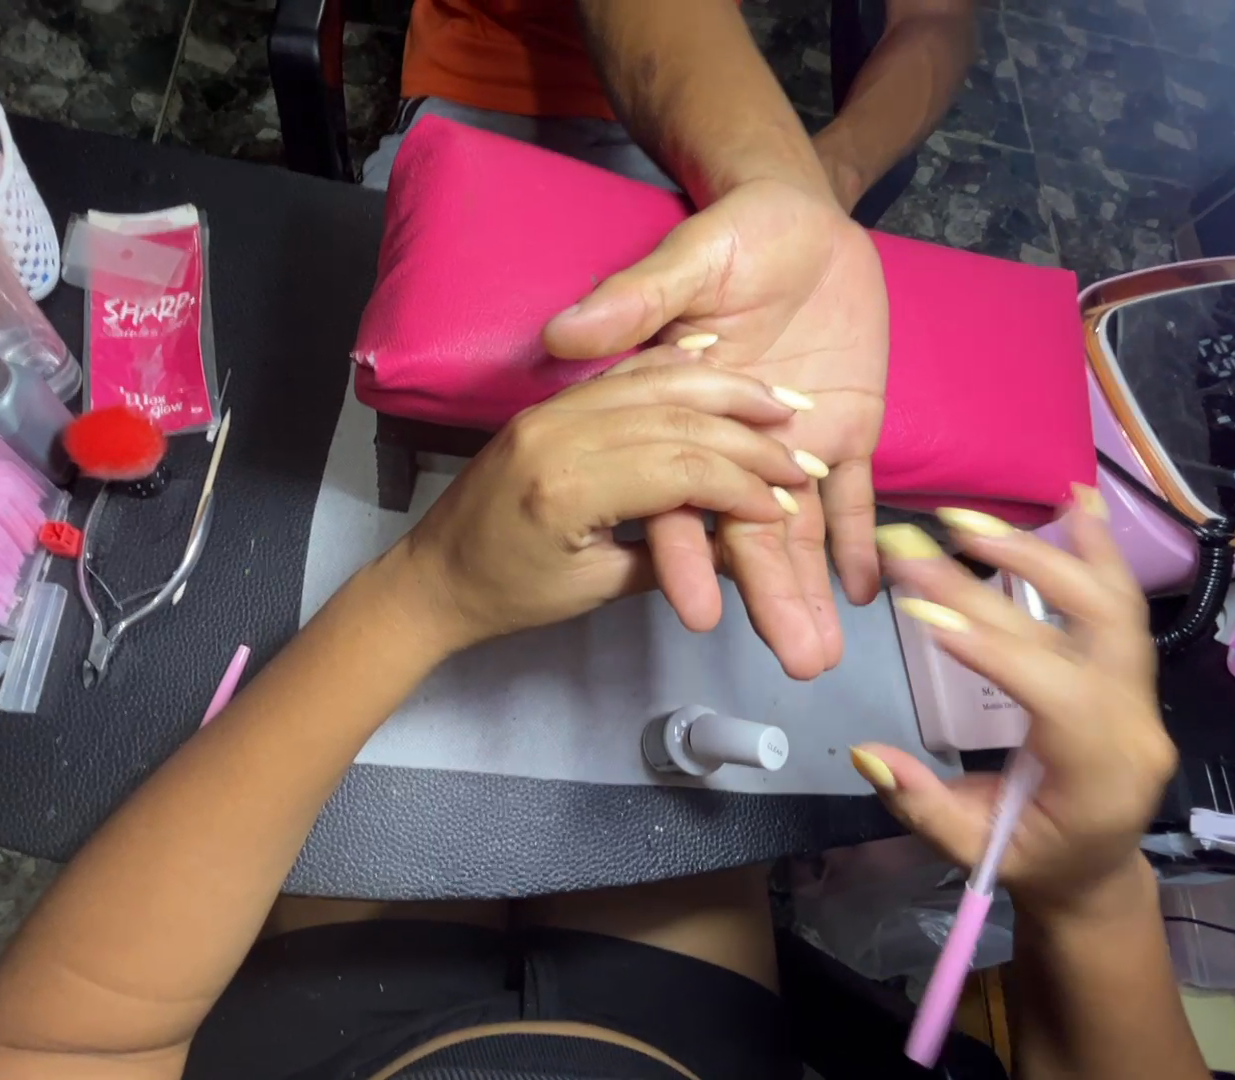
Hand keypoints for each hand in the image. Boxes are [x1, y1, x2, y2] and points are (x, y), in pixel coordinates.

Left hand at [388, 365, 809, 655]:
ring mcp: (548, 411)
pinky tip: (711, 367)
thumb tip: (739, 545)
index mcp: (570, 488)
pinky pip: (618, 376)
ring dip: (721, 390)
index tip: (785, 504)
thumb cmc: (510, 597)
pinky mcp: (544, 406)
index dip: (743, 485)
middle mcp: (559, 433)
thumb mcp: (594, 588)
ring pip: (652, 384)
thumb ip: (669, 558)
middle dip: (747, 436)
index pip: (682, 467)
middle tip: (800, 454)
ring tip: (778, 403)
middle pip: (676, 418)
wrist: (434, 575)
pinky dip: (670, 370)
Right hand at [543, 178, 887, 678]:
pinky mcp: (843, 433)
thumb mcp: (686, 261)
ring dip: (810, 588)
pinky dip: (858, 540)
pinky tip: (862, 590)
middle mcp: (730, 448)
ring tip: (821, 652)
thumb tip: (562, 335)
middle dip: (766, 595)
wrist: (798, 221)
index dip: (684, 550)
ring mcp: (789, 448)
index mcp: (684, 420)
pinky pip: (852, 496)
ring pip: (796, 527)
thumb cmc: (733, 235)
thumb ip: (632, 304)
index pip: (675, 494)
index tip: (696, 608)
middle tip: (795, 661)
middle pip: (739, 530)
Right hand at [848, 490, 1175, 913]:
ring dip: (1045, 552)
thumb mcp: (966, 846)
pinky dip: (1097, 550)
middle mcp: (1132, 720)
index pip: (1053, 691)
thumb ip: (919, 802)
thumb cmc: (1028, 856)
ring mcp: (1137, 692)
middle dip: (1005, 577)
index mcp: (1098, 770)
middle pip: (1085, 629)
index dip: (990, 648)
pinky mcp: (1125, 673)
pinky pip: (1118, 605)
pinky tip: (1075, 504)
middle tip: (931, 541)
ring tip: (978, 521)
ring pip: (1108, 606)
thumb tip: (866, 751)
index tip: (922, 613)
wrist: (1093, 866)